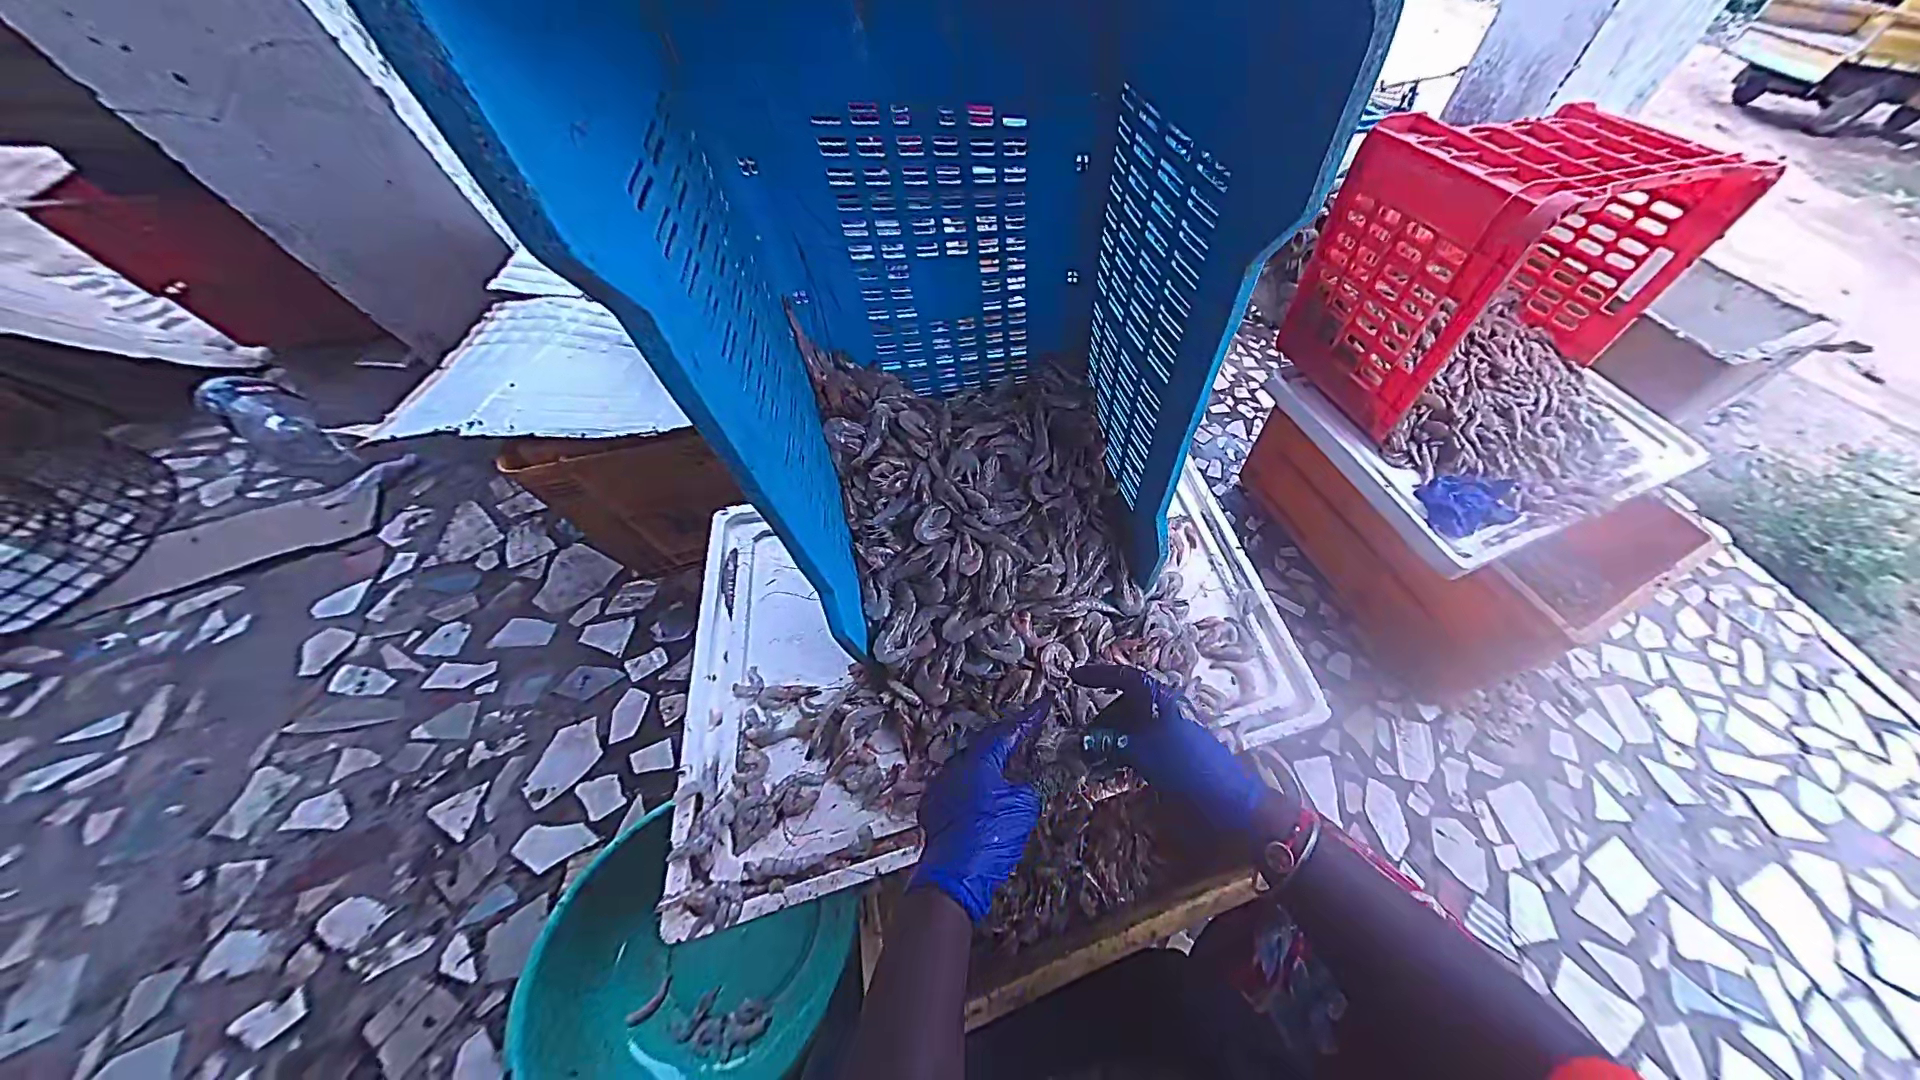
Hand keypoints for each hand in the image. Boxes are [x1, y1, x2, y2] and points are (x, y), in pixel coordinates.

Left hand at [907, 697, 1046, 921]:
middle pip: (986, 745)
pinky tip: (986, 795)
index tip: (1043, 705)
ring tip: (1009, 764)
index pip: (1008, 732)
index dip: (1028, 719)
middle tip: (1026, 734)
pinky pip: (959, 785)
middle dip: (1008, 740)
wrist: (954, 875)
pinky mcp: (935, 806)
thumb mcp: (1023, 807)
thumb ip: (1030, 785)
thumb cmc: (990, 837)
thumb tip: (1030, 780)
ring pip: (971, 765)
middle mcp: (957, 767)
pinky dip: (975, 785)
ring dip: (991, 764)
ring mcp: (942, 786)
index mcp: (980, 760)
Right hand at [1072, 664, 1267, 832]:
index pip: (1126, 677)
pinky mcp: (1173, 754)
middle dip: (1101, 718)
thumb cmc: (1191, 770)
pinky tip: (1113, 767)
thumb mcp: (1146, 753)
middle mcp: (1164, 711)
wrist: (1233, 804)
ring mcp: (1169, 733)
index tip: (1075, 676)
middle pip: (1125, 703)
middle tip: (1084, 737)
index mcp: (1160, 701)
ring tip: (1095, 756)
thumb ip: (1114, 744)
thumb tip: (1087, 741)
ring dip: (1111, 738)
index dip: (1099, 674)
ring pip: (1131, 726)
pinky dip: (1123, 752)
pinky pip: (1140, 745)